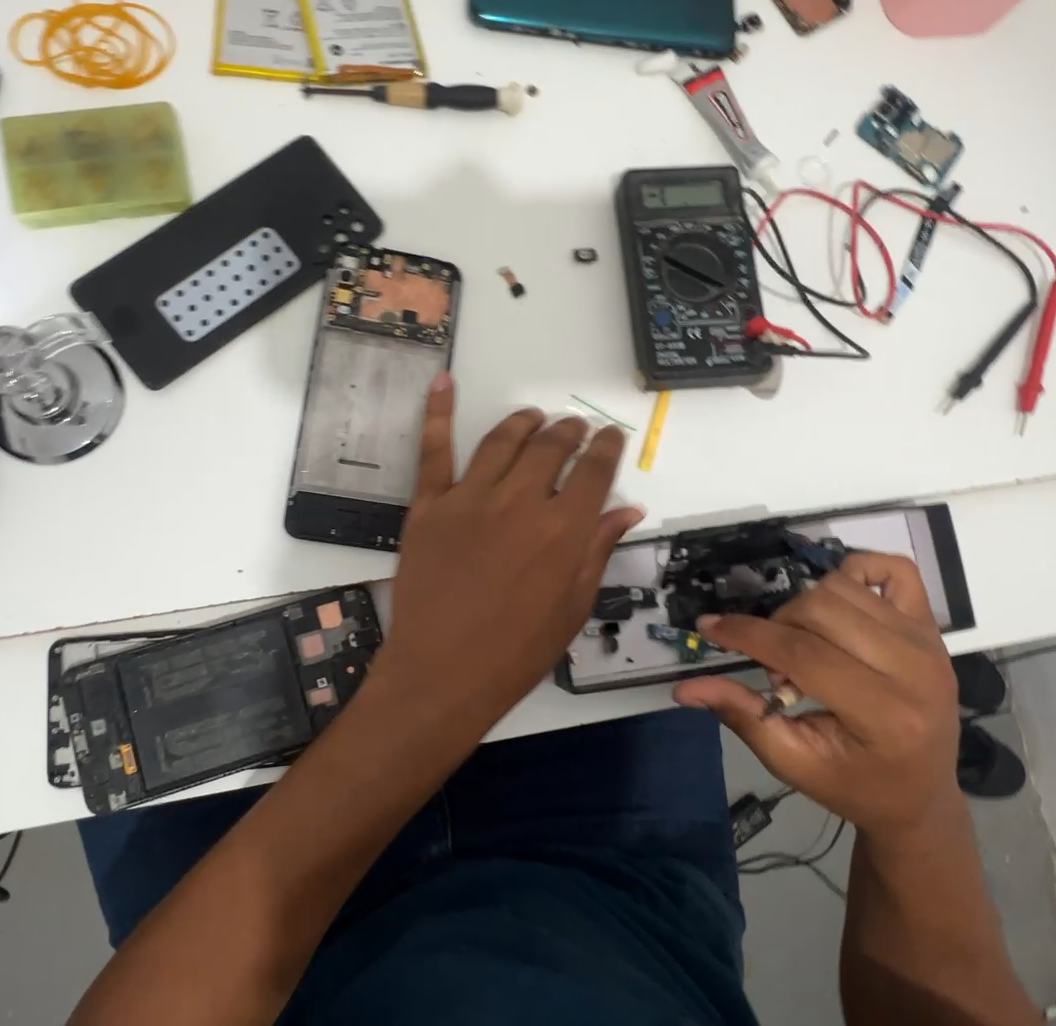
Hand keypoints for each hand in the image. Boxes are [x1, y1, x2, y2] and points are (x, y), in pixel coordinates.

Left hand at [376, 375, 643, 716]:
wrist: (442, 675)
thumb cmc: (515, 653)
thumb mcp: (571, 608)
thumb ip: (597, 551)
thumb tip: (626, 509)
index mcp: (563, 531)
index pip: (595, 471)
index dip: (606, 447)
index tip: (609, 437)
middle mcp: (520, 503)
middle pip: (551, 447)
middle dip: (569, 431)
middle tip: (573, 429)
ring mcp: (470, 500)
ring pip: (502, 440)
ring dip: (524, 423)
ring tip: (533, 418)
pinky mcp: (429, 506)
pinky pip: (433, 450)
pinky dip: (437, 411)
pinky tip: (444, 381)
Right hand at [673, 553, 961, 842]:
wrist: (919, 795)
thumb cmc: (853, 784)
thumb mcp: (793, 762)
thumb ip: (742, 716)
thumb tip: (684, 688)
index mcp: (883, 713)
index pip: (804, 653)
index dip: (748, 635)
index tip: (708, 628)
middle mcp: (915, 669)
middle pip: (821, 610)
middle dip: (777, 627)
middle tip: (776, 666)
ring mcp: (928, 642)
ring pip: (844, 587)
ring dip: (806, 607)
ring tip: (804, 646)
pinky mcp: (933, 627)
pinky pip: (895, 569)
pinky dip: (857, 572)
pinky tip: (838, 607)